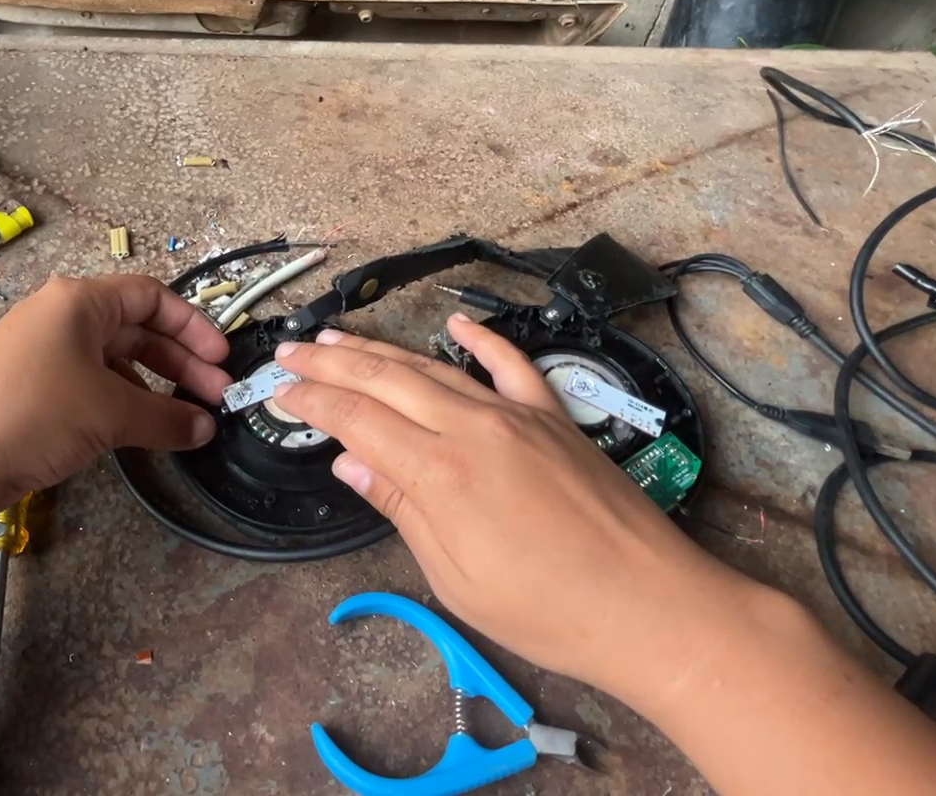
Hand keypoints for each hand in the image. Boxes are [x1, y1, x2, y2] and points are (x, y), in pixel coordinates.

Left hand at [0, 275, 230, 507]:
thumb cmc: (35, 413)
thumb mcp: (109, 412)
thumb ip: (166, 417)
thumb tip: (205, 428)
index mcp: (78, 302)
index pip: (151, 297)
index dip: (193, 325)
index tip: (222, 358)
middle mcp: (59, 317)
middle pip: (136, 329)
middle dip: (180, 362)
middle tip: (216, 397)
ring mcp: (41, 352)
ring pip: (114, 360)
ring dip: (153, 387)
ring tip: (186, 419)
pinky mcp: (29, 387)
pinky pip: (89, 384)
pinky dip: (121, 402)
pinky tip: (141, 430)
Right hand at [271, 314, 768, 704]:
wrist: (654, 608)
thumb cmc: (547, 610)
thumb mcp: (455, 578)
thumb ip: (400, 508)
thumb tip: (350, 460)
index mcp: (441, 474)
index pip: (357, 419)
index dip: (313, 401)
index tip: (282, 391)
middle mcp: (472, 428)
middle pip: (384, 381)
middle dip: (329, 363)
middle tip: (291, 352)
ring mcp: (515, 415)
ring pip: (432, 368)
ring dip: (379, 349)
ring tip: (336, 337)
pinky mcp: (552, 416)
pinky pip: (511, 365)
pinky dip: (481, 340)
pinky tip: (455, 324)